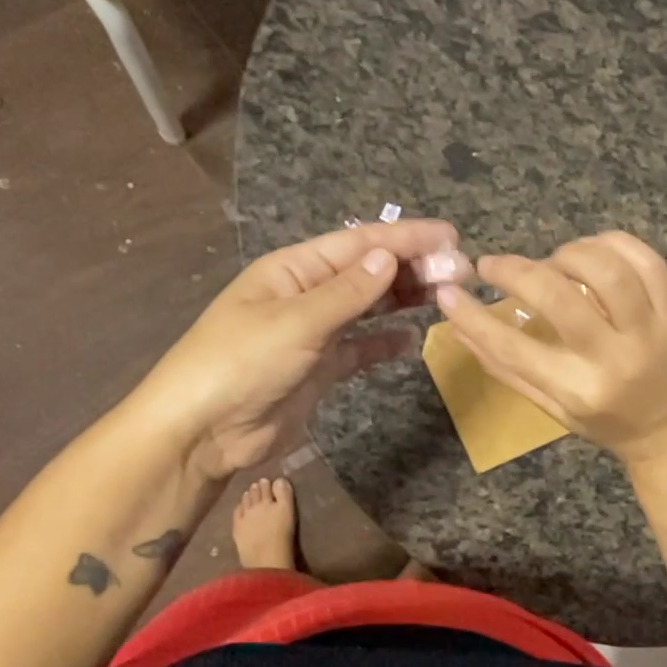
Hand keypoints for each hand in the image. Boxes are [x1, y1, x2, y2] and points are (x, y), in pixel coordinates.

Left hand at [131, 219, 465, 478]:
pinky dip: (386, 343)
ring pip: (369, 308)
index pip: (360, 245)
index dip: (406, 238)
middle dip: (414, 268)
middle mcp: (307, 295)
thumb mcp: (296, 323)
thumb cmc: (241, 364)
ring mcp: (315, 333)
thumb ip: (347, 293)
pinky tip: (412, 340)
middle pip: (369, 273)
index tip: (451, 237)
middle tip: (462, 272)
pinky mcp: (320, 368)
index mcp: (294, 269)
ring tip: (447, 297)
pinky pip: (361, 348)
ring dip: (405, 300)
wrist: (205, 429)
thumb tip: (391, 257)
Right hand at [436, 231, 666, 462]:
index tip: (449, 293)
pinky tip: (591, 251)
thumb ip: (505, 367)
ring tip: (551, 263)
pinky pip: (647, 260)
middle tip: (493, 266)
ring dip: (567, 253)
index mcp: (580, 390)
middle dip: (516, 270)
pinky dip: (613, 243)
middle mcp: (616, 358)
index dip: (474, 317)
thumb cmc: (603, 422)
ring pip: (607, 268)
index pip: (515, 347)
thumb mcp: (551, 407)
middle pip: (559, 295)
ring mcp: (650, 331)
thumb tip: (456, 324)